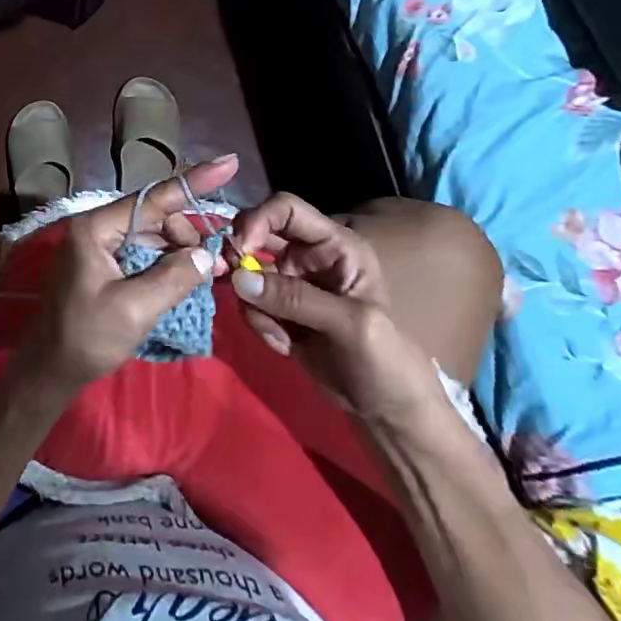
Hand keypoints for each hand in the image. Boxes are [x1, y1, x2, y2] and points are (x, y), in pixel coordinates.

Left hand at [17, 156, 237, 391]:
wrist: (51, 369)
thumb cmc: (87, 337)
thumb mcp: (135, 309)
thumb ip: (174, 276)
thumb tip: (208, 254)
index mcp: (95, 229)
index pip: (152, 198)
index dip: (194, 182)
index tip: (229, 164)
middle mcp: (96, 228)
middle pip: (155, 215)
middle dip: (189, 232)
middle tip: (220, 259)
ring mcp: (99, 246)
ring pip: (153, 233)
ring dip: (182, 249)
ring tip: (208, 272)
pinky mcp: (105, 264)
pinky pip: (145, 252)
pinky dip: (169, 261)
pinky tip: (189, 276)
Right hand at [230, 193, 451, 430]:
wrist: (387, 411)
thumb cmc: (386, 360)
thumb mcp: (350, 325)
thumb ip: (296, 298)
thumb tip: (238, 278)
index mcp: (336, 245)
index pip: (287, 209)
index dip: (258, 218)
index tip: (239, 248)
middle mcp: (309, 257)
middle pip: (256, 234)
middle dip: (240, 258)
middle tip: (233, 285)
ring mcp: (291, 283)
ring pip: (246, 274)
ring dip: (253, 304)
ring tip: (279, 336)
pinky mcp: (277, 310)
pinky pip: (249, 304)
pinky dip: (258, 324)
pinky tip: (284, 346)